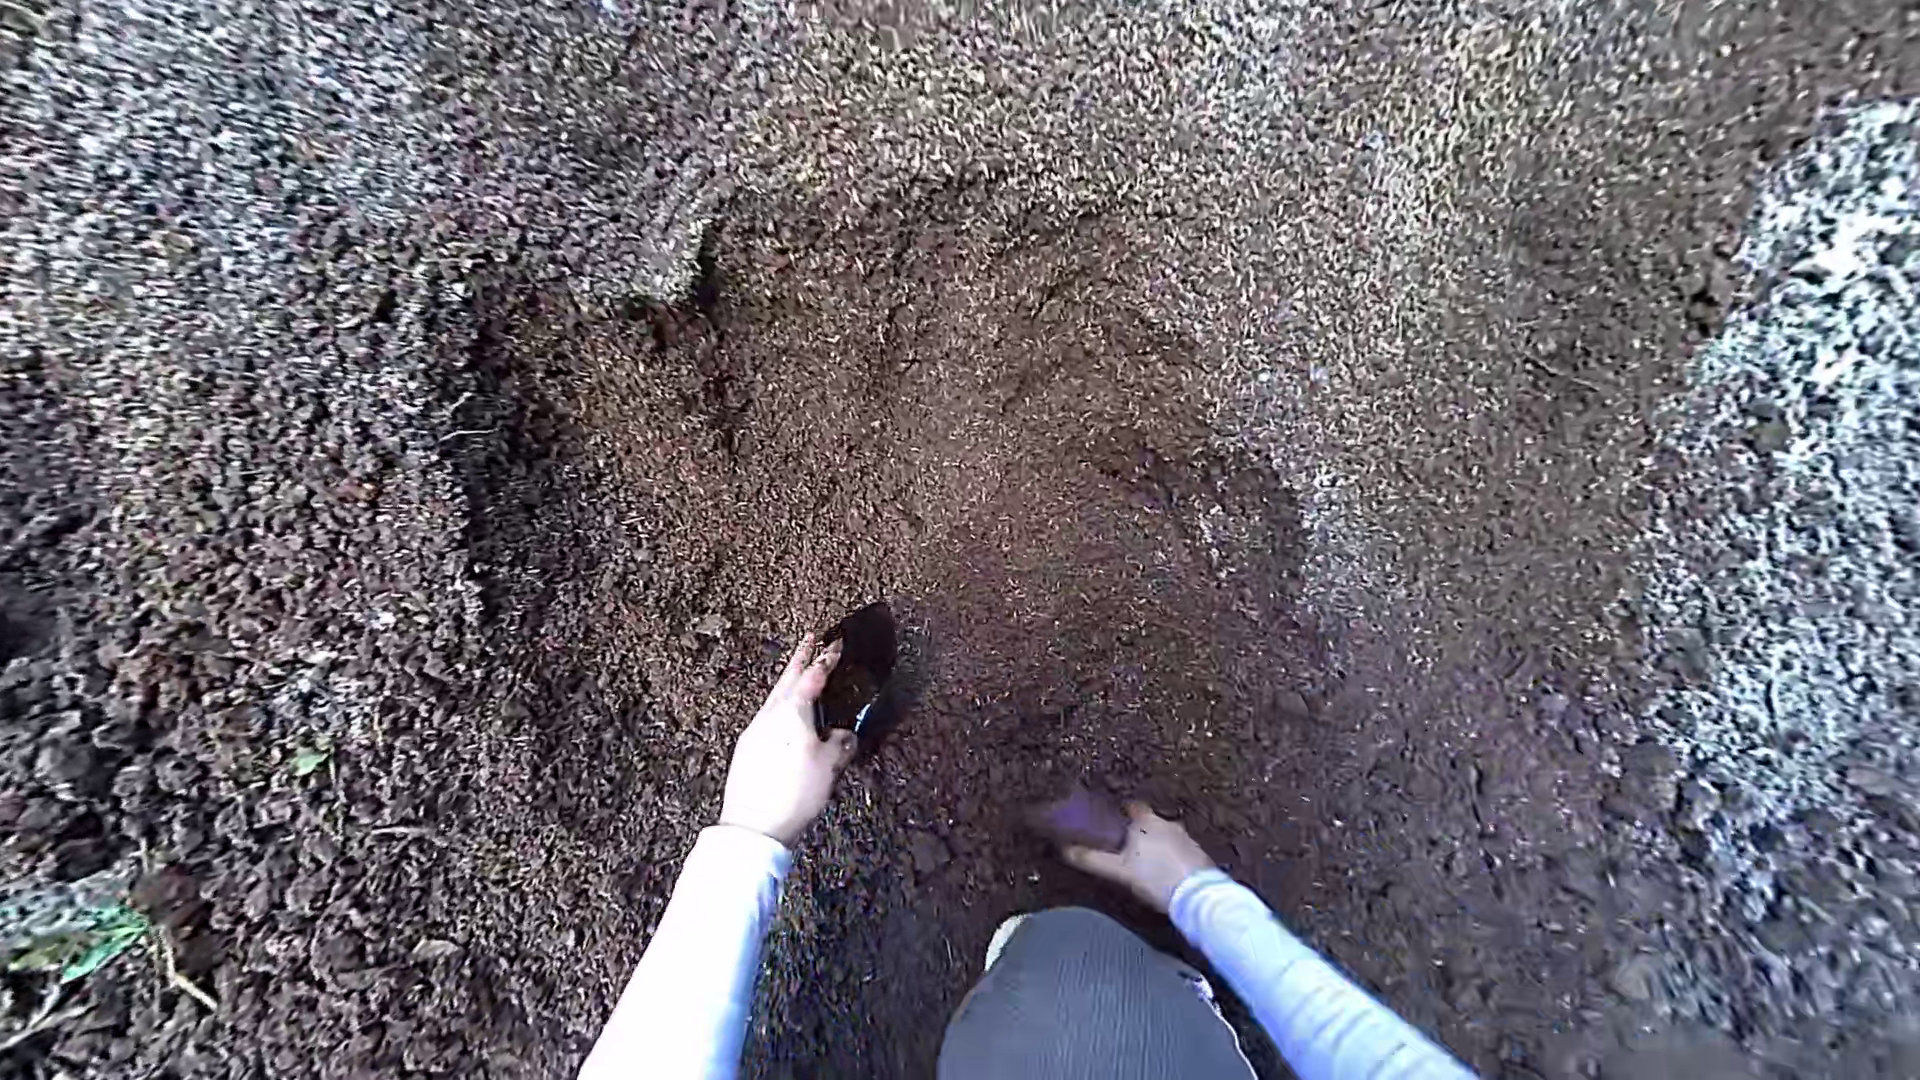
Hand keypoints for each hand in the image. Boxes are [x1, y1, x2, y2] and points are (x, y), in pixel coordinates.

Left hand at [719, 635, 858, 846]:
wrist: (754, 827)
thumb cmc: (794, 793)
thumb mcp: (829, 765)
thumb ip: (841, 743)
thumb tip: (844, 735)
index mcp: (793, 710)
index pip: (813, 675)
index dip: (826, 658)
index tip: (835, 643)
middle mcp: (771, 714)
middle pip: (788, 677)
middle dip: (800, 656)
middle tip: (809, 639)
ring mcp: (756, 729)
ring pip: (775, 695)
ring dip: (789, 681)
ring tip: (798, 674)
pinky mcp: (747, 747)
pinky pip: (767, 715)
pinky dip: (780, 705)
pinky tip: (785, 716)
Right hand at [1061, 803, 1216, 912]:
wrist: (1200, 898)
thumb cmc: (1156, 879)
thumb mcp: (1119, 871)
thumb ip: (1092, 859)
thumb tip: (1066, 850)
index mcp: (1146, 821)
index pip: (1132, 807)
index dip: (1122, 812)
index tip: (1114, 820)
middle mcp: (1167, 823)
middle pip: (1149, 821)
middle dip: (1140, 831)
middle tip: (1129, 846)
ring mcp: (1186, 839)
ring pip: (1166, 835)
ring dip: (1158, 844)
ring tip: (1148, 862)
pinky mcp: (1200, 855)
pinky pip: (1181, 850)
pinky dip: (1172, 856)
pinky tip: (1168, 872)